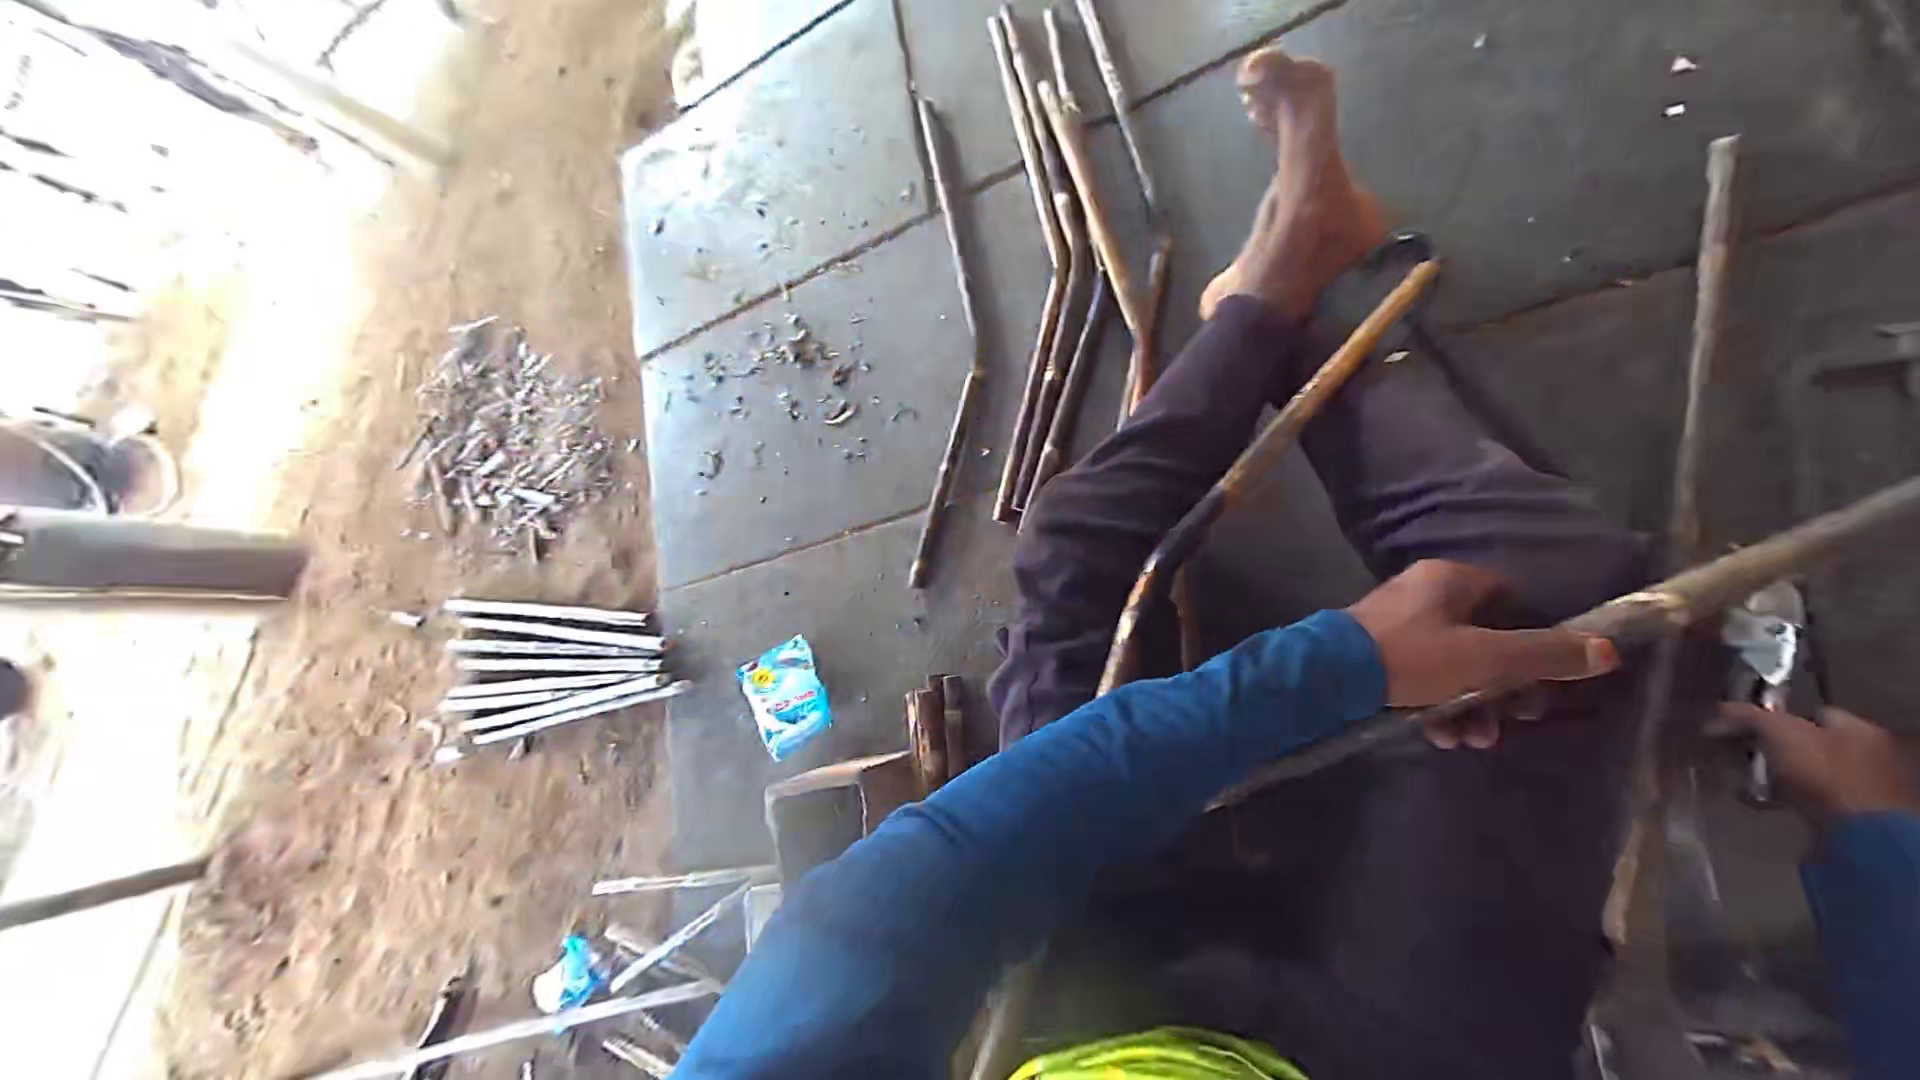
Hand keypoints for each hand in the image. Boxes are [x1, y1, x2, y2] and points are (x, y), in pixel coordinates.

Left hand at [1345, 561, 1618, 745]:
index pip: (1514, 603)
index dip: (1537, 643)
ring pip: (1455, 665)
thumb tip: (1606, 650)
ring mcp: (1397, 623)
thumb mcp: (1486, 658)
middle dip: (1503, 689)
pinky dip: (1437, 704)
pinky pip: (1422, 676)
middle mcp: (1424, 594)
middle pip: (1486, 641)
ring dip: (1472, 706)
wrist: (1328, 673)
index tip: (1547, 682)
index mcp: (1450, 580)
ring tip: (1474, 739)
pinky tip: (1441, 736)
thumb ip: (1544, 654)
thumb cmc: (1412, 656)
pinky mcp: (1378, 651)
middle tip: (1515, 721)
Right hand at [1715, 703, 1919, 819]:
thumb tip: (1723, 709)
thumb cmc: (1821, 773)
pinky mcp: (1849, 807)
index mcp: (1858, 729)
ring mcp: (1861, 782)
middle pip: (1800, 739)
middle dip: (1764, 744)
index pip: (1806, 711)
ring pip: (1798, 766)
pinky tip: (1763, 794)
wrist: (1856, 827)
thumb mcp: (1776, 731)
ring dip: (1768, 769)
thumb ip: (1749, 715)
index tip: (1741, 726)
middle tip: (1736, 750)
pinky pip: (1805, 790)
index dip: (1769, 716)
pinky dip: (1781, 790)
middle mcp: (1866, 751)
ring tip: (1743, 775)